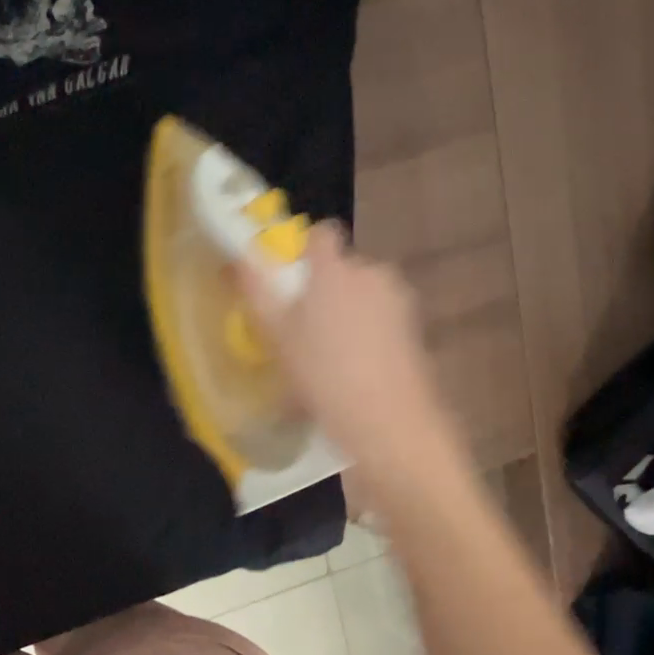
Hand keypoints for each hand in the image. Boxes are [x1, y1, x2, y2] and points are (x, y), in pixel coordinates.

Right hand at [239, 222, 465, 476]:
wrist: (385, 419)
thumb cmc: (321, 374)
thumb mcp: (276, 336)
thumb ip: (257, 291)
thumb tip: (239, 258)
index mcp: (334, 269)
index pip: (321, 235)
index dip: (304, 250)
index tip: (289, 280)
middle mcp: (371, 272)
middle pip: (342, 269)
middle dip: (324, 291)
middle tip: (300, 331)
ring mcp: (398, 300)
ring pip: (362, 296)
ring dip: (345, 315)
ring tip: (326, 358)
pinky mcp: (414, 328)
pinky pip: (380, 320)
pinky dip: (366, 336)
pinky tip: (351, 371)